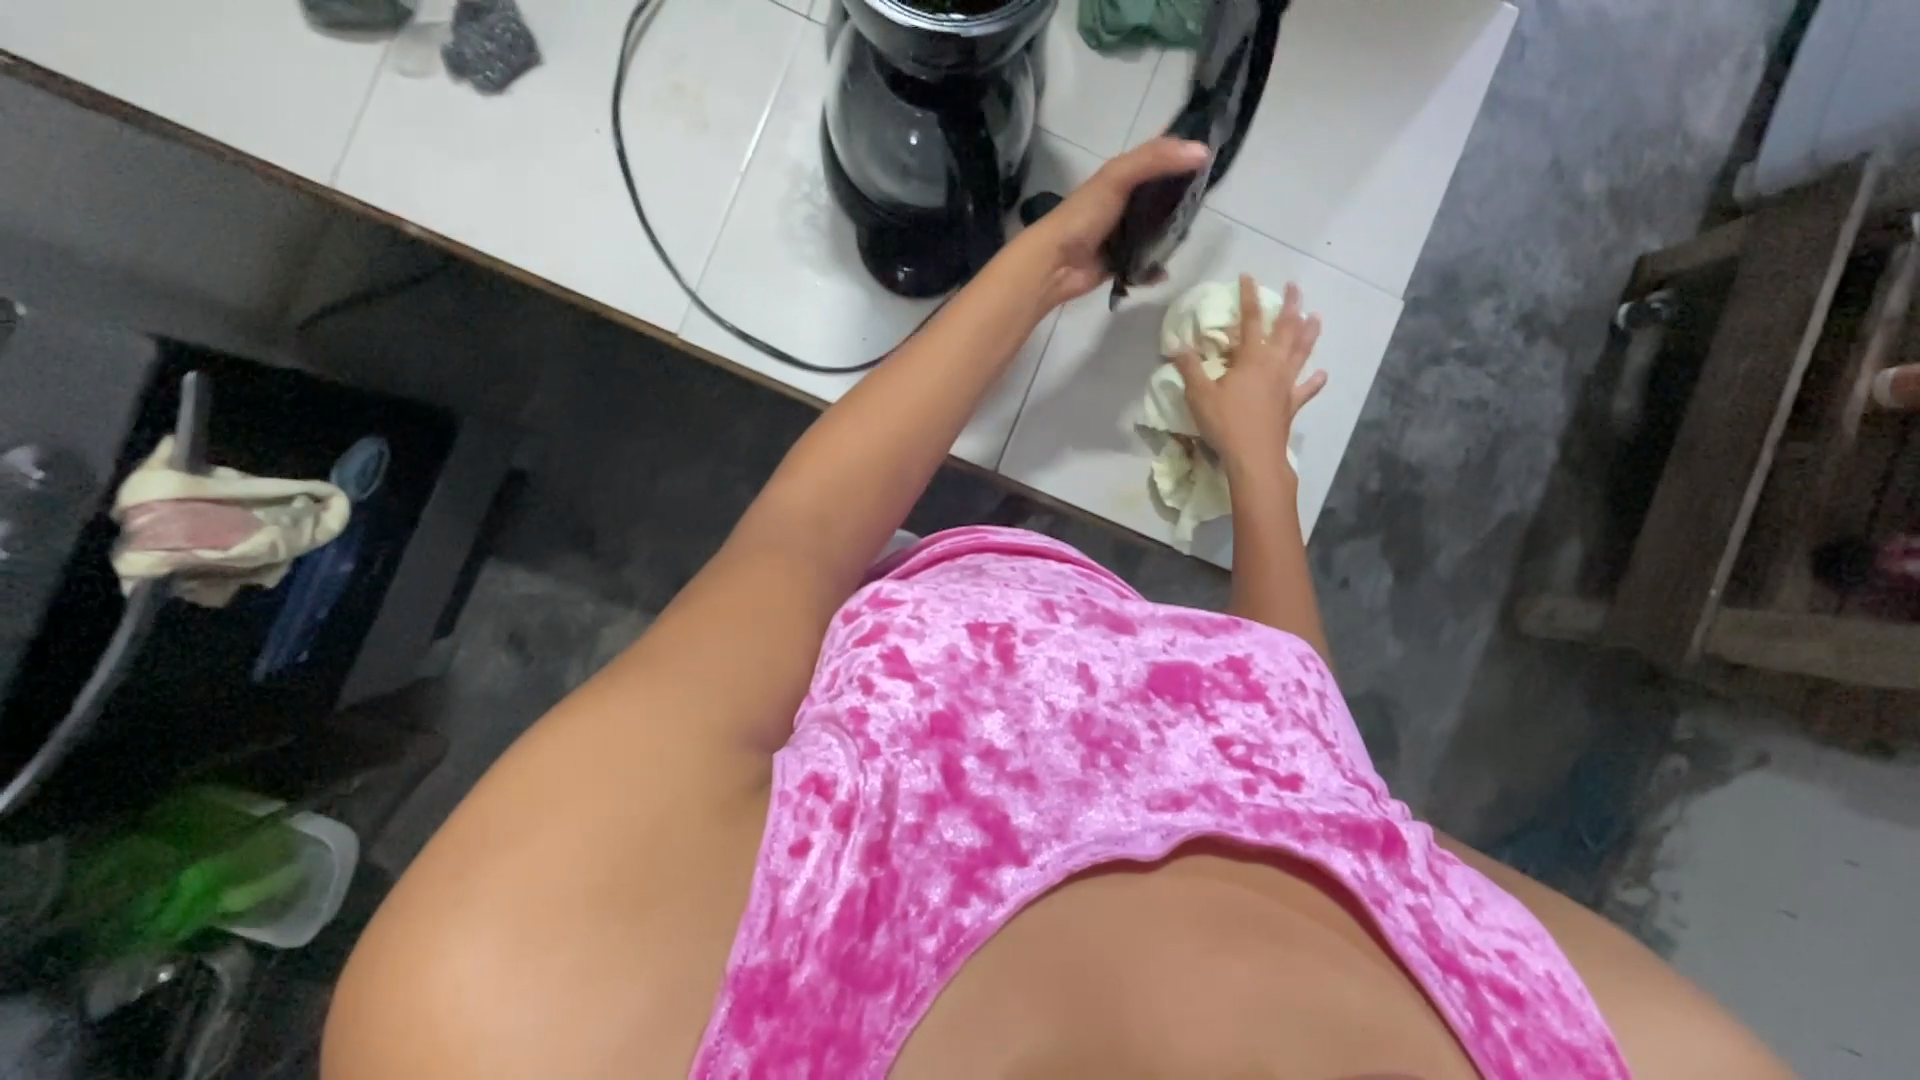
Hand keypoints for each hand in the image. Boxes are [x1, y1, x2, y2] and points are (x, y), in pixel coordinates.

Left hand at [1013, 137, 1211, 308]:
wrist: (1054, 263)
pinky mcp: (1121, 262)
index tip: (1213, 159)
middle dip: (1182, 200)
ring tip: (1187, 237)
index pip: (1160, 159)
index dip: (1183, 155)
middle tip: (1205, 203)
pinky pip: (1145, 264)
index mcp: (1123, 176)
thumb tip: (1203, 152)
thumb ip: (1156, 160)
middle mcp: (1125, 202)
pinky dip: (1155, 268)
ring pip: (1157, 231)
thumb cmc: (1084, 216)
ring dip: (1171, 236)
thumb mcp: (1118, 177)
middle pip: (1163, 197)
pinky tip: (1162, 271)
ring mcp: (1123, 234)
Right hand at [1172, 275, 1325, 485]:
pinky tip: (1322, 374)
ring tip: (1317, 317)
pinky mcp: (1291, 405)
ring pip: (1301, 353)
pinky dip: (1314, 381)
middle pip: (1285, 329)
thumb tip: (1177, 345)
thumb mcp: (1199, 394)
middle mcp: (1273, 365)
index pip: (1250, 319)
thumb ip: (1189, 367)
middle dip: (1290, 306)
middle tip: (1295, 287)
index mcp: (1251, 358)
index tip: (1248, 276)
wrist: (1254, 456)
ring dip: (1309, 334)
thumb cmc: (1225, 422)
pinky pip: (1306, 389)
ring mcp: (1286, 385)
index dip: (1248, 297)